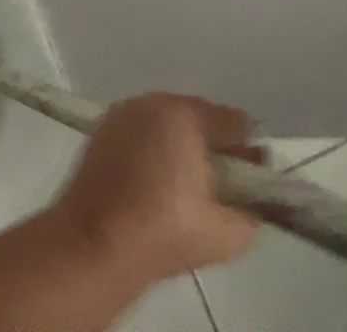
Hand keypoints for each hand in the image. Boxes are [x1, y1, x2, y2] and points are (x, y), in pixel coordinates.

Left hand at [50, 93, 261, 282]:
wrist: (94, 243)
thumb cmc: (163, 232)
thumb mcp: (229, 234)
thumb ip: (252, 212)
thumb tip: (251, 204)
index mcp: (186, 116)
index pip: (235, 122)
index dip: (249, 151)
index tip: (252, 180)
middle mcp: (153, 103)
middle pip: (200, 117)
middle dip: (215, 145)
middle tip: (223, 183)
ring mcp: (124, 113)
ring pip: (168, 122)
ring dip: (183, 144)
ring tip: (188, 183)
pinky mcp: (102, 130)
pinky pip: (142, 130)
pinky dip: (154, 146)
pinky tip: (156, 179)